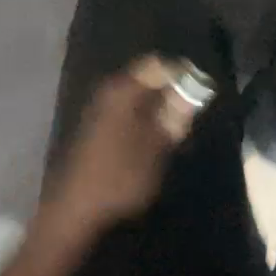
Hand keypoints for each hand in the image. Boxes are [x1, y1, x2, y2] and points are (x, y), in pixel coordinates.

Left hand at [42, 55, 197, 232]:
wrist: (75, 209)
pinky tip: (154, 143)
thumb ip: (176, 114)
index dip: (182, 75)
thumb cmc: (119, 176)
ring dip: (158, 110)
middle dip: (171, 94)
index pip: (158, 65)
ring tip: (175, 133)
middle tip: (189, 118)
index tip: (201, 95)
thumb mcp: (157, 147)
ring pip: (138, 97)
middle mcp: (108, 92)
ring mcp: (99, 109)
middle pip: (147, 79)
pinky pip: (127, 112)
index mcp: (122, 90)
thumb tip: (196, 88)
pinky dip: (144, 121)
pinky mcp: (96, 128)